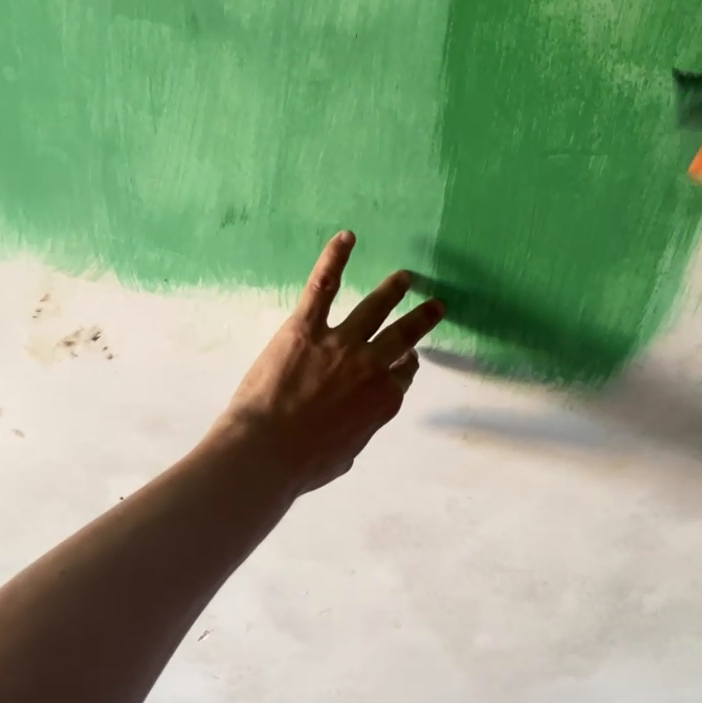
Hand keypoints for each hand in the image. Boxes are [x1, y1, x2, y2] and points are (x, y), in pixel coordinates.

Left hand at [217, 232, 445, 495]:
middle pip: (403, 337)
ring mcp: (341, 343)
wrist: (266, 452)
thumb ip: (358, 430)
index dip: (407, 365)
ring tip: (404, 277)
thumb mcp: (346, 454)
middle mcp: (371, 367)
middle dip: (421, 320)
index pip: (404, 375)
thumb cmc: (303, 464)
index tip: (410, 358)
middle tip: (435, 306)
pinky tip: (347, 237)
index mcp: (382, 400)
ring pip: (375, 308)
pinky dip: (335, 258)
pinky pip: (324, 286)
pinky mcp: (306, 327)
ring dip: (392, 290)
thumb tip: (353, 424)